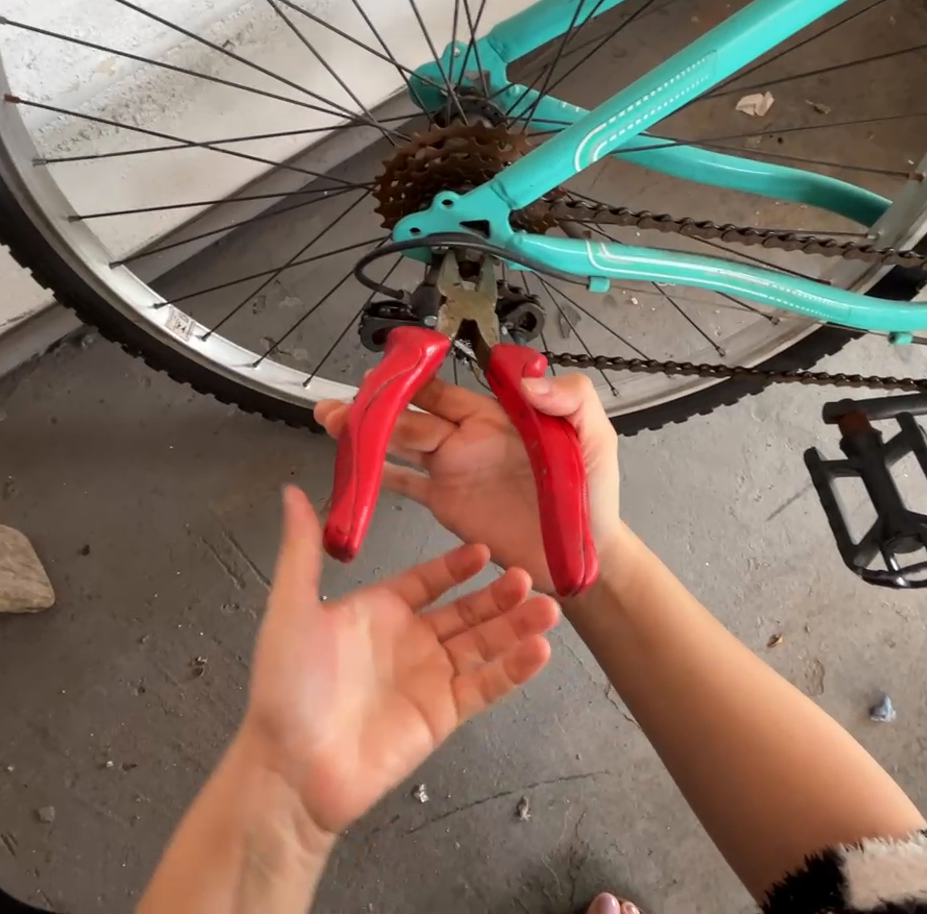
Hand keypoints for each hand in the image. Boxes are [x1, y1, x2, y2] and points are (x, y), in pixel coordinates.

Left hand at [244, 487, 559, 834]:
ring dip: (516, 626)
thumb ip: (302, 550)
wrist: (292, 767)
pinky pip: (486, 685)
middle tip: (526, 576)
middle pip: (466, 610)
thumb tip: (294, 493)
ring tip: (547, 608)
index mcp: (379, 611)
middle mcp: (410, 639)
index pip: (428, 580)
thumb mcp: (291, 606)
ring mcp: (430, 677)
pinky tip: (539, 651)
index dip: (456, 566)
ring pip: (484, 644)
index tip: (484, 550)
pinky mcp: (444, 714)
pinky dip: (514, 669)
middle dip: (498, 594)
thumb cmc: (287, 684)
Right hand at [314, 375, 627, 593]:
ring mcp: (453, 472)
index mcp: (496, 417)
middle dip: (373, 408)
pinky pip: (406, 486)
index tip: (384, 368)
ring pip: (400, 446)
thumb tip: (528, 379)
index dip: (413, 378)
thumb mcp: (595, 436)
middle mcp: (467, 439)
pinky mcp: (447, 506)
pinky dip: (379, 477)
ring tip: (331, 424)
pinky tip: (354, 470)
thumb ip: (571, 399)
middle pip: (410, 417)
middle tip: (339, 405)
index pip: (445, 390)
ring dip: (366, 436)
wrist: (586, 558)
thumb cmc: (593, 494)